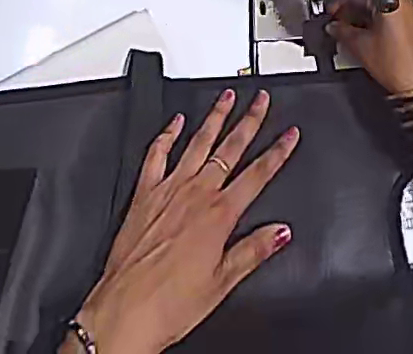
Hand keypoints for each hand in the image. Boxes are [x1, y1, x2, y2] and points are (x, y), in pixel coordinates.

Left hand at [70, 89, 299, 353]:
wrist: (122, 315)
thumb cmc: (168, 306)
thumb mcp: (222, 284)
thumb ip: (254, 251)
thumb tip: (281, 231)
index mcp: (218, 215)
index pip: (258, 174)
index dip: (278, 151)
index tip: (290, 134)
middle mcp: (196, 194)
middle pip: (231, 148)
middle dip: (250, 120)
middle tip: (262, 99)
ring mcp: (169, 190)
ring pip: (198, 142)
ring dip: (216, 117)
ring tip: (228, 97)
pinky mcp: (144, 194)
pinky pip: (157, 155)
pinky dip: (167, 135)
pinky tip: (176, 121)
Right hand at [326, 0, 412, 93]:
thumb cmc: (398, 64)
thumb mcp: (360, 46)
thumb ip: (342, 31)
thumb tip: (334, 27)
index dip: (339, 3)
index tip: (331, 12)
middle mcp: (402, 0)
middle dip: (351, 10)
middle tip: (337, 22)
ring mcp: (410, 11)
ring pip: (380, 6)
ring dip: (363, 16)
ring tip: (349, 31)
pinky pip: (390, 14)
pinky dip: (376, 21)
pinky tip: (366, 35)